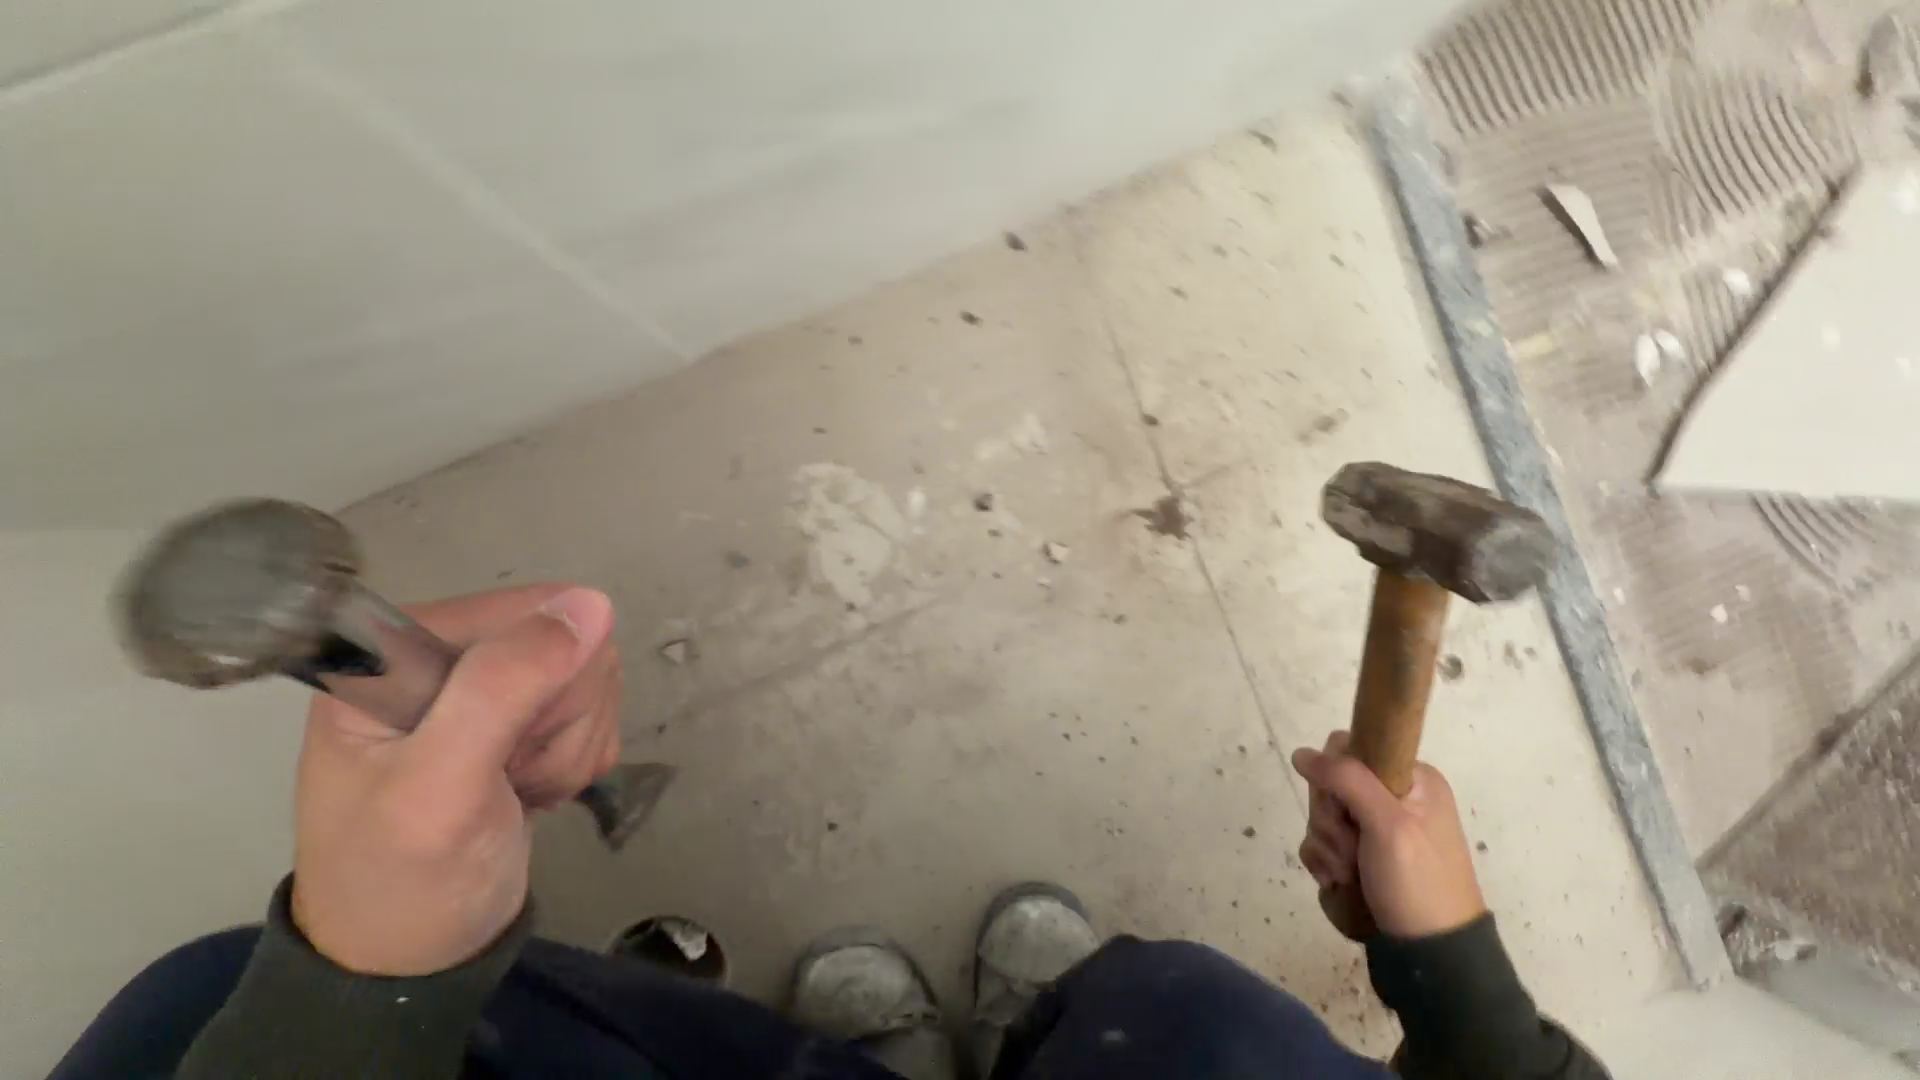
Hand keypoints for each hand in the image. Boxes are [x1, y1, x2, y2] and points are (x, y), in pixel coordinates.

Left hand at [290, 585, 623, 974]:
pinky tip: (534, 786)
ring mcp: (489, 678)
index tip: (504, 748)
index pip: (531, 613)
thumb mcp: (438, 789)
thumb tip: (591, 604)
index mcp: (398, 648)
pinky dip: (581, 755)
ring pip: (594, 673)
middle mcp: (446, 648)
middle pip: (569, 641)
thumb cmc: (403, 879)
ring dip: (573, 744)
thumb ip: (501, 688)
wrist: (412, 958)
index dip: (544, 681)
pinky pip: (599, 704)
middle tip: (509, 776)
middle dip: (562, 721)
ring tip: (517, 788)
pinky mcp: (526, 709)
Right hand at [1291, 732, 1485, 940]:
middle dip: (1330, 819)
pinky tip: (1340, 881)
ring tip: (1350, 872)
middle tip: (1351, 847)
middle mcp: (1393, 797)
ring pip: (1321, 815)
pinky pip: (1321, 842)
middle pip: (1330, 784)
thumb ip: (1346, 780)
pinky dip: (1324, 862)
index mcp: (1411, 779)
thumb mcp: (1388, 825)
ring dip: (1327, 845)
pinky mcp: (1359, 855)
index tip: (1346, 807)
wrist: (1432, 954)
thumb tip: (1300, 753)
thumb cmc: (1418, 883)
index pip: (1350, 749)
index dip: (1336, 775)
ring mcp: (1374, 828)